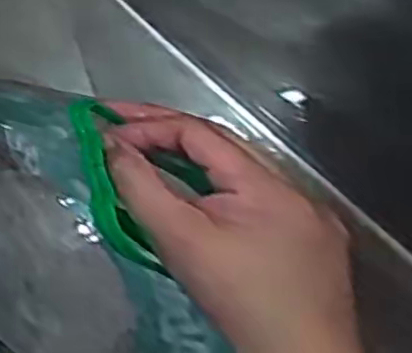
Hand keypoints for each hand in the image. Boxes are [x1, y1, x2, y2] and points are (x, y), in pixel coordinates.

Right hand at [103, 102, 359, 352]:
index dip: (145, 125)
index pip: (197, 132)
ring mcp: (306, 215)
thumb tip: (107, 140)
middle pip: (219, 138)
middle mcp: (297, 194)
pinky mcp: (304, 234)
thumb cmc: (233, 291)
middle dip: (161, 125)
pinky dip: (204, 171)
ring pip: (234, 159)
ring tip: (138, 144)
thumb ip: (134, 177)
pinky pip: (246, 184)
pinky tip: (178, 177)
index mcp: (271, 189)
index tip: (104, 135)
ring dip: (182, 147)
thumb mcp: (171, 230)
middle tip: (112, 120)